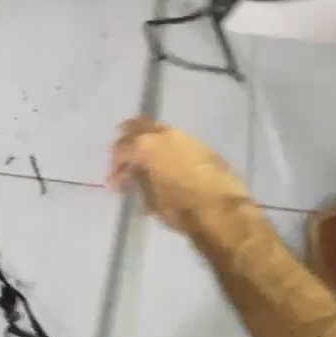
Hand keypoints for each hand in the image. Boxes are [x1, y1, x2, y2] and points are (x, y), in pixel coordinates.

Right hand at [108, 118, 252, 237]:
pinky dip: (170, 149)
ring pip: (162, 132)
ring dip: (152, 142)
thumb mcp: (149, 198)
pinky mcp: (205, 148)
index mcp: (146, 145)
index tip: (114, 180)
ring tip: (148, 159)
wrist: (222, 211)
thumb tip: (131, 175)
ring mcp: (187, 138)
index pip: (121, 148)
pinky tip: (169, 163)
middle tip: (124, 150)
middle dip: (129, 136)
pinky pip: (179, 142)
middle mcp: (166, 135)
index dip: (115, 164)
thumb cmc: (179, 207)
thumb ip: (136, 181)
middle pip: (141, 126)